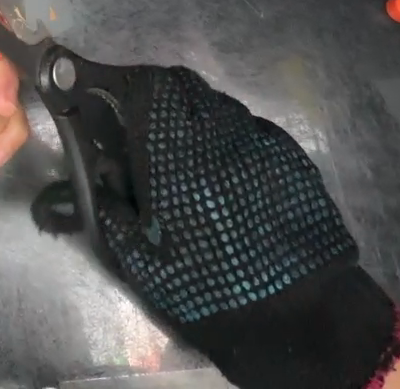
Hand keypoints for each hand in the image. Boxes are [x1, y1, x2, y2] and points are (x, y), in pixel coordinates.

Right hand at [34, 66, 399, 388]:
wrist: (296, 317)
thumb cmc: (207, 286)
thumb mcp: (139, 257)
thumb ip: (111, 203)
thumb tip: (103, 168)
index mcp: (171, 150)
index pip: (145, 84)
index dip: (125, 82)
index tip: (113, 97)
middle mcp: (214, 130)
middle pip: (181, 83)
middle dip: (158, 93)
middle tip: (147, 122)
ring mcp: (256, 138)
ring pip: (215, 101)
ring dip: (194, 112)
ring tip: (189, 150)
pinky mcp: (289, 154)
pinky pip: (248, 126)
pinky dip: (228, 134)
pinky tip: (227, 169)